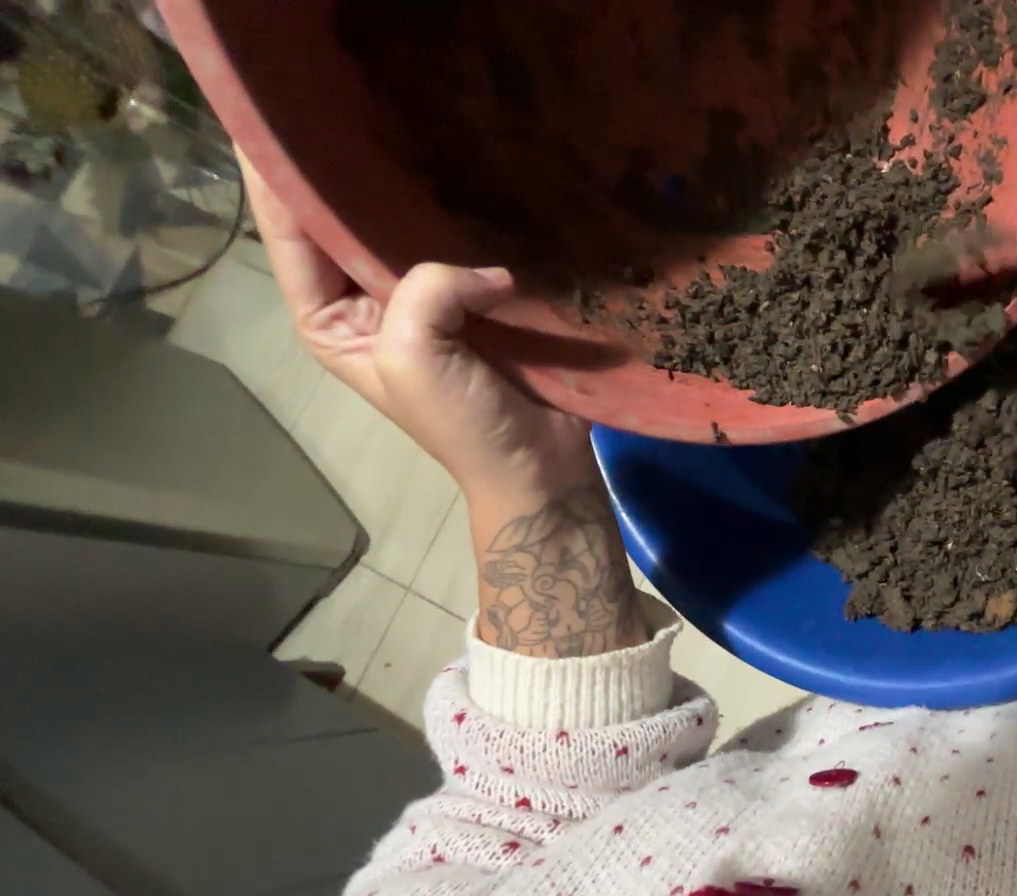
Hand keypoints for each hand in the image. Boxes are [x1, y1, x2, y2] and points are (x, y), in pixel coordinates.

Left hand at [240, 158, 647, 656]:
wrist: (540, 467)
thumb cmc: (464, 425)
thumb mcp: (416, 356)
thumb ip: (429, 291)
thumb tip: (491, 270)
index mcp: (332, 318)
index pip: (293, 236)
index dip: (280, 175)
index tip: (282, 112)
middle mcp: (374, 305)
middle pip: (353, 227)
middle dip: (356, 176)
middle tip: (365, 110)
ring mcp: (434, 307)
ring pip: (416, 239)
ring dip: (421, 200)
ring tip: (423, 138)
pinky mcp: (486, 311)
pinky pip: (472, 259)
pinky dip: (477, 232)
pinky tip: (482, 194)